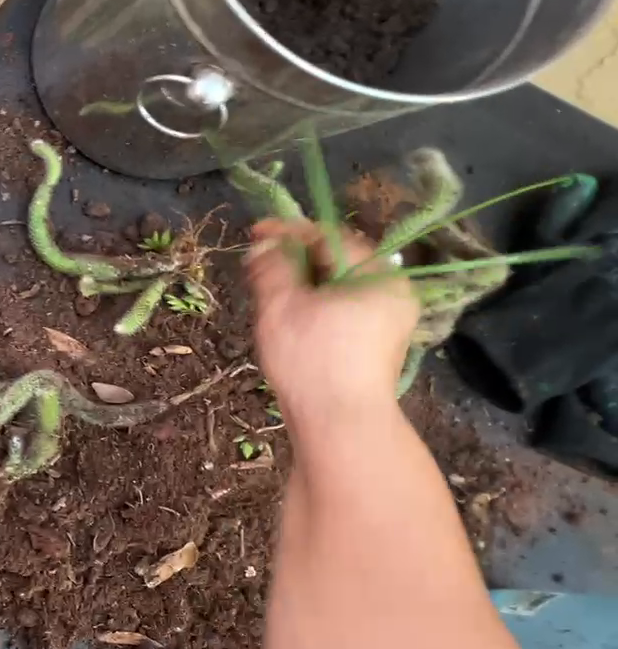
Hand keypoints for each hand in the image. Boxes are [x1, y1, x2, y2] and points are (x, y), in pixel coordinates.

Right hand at [245, 220, 417, 427]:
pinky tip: (292, 314)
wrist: (339, 417)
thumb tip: (265, 245)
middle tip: (259, 264)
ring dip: (304, 280)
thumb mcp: (281, 307)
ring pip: (341, 284)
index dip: (292, 230)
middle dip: (297, 257)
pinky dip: (317, 300)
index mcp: (378, 277)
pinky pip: (345, 305)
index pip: (333, 237)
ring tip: (270, 290)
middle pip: (340, 260)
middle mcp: (393, 291)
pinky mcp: (379, 339)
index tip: (256, 231)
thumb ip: (273, 268)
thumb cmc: (310, 357)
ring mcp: (390, 317)